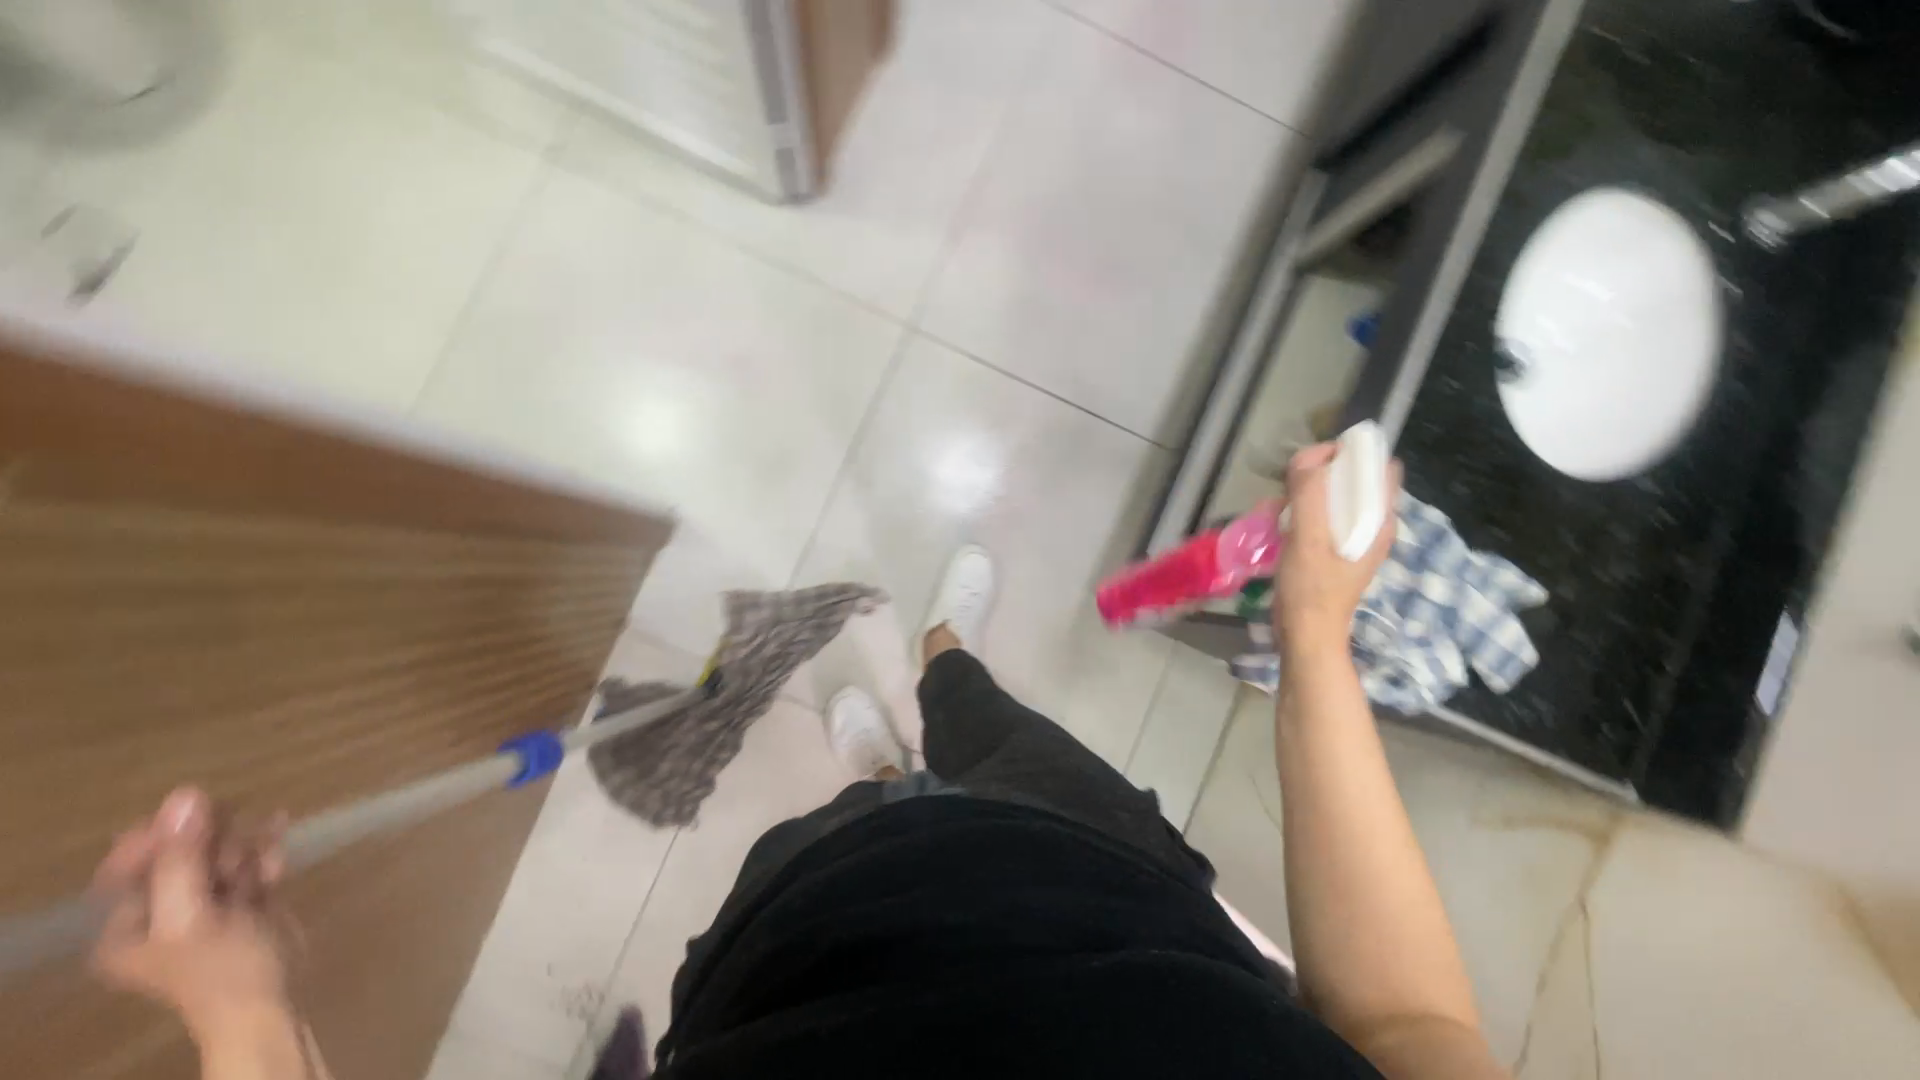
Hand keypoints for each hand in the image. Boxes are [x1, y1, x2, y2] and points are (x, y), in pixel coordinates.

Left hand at [91, 787, 293, 1041]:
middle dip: (213, 845)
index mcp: (127, 923)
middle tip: (237, 850)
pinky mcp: (246, 900)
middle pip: (181, 853)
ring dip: (246, 849)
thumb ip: (183, 859)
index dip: (160, 835)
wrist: (271, 1002)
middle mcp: (160, 910)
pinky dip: (266, 856)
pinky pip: (251, 864)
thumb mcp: (192, 915)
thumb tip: (186, 796)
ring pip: (222, 854)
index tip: (199, 811)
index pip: (129, 863)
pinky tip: (278, 860)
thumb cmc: (220, 967)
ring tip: (263, 863)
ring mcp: (206, 904)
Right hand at [1273, 442, 1400, 653]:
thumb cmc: (1312, 589)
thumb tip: (1307, 458)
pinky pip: (1321, 519)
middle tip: (1292, 486)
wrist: (1306, 636)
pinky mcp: (1333, 552)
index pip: (1380, 468)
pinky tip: (1282, 525)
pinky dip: (1302, 514)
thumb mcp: (1308, 538)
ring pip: (1335, 499)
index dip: (1352, 455)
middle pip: (1354, 481)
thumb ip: (1309, 495)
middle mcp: (1371, 527)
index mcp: (1378, 521)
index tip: (1318, 460)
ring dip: (1308, 495)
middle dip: (1323, 474)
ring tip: (1282, 507)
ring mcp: (1353, 540)